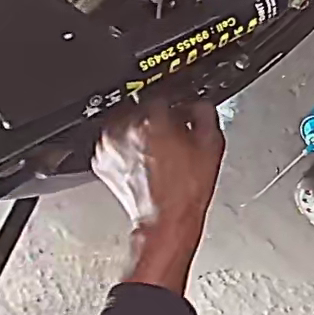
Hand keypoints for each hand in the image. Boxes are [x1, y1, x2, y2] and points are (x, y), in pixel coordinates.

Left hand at [93, 99, 223, 292]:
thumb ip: (205, 113)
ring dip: (140, 129)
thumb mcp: (211, 145)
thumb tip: (199, 104)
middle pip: (140, 106)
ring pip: (125, 122)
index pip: (162, 94)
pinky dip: (128, 145)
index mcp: (153, 120)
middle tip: (172, 130)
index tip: (182, 107)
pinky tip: (146, 159)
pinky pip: (115, 141)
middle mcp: (126, 129)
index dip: (176, 101)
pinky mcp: (101, 159)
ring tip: (159, 147)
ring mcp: (110, 145)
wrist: (166, 220)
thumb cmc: (187, 189)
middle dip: (157, 115)